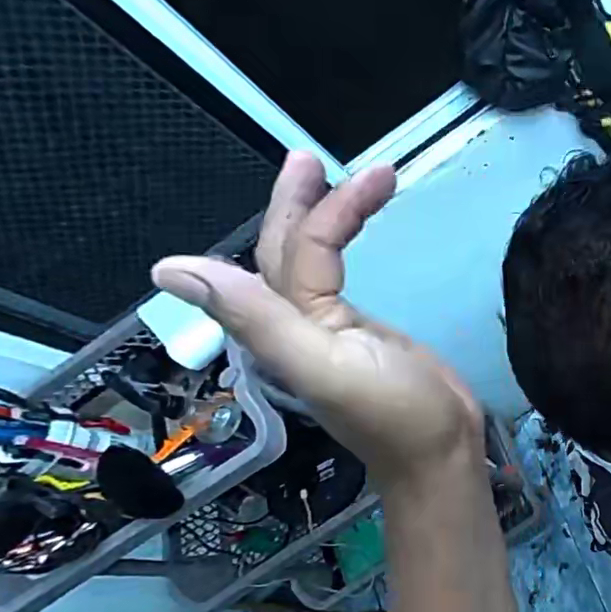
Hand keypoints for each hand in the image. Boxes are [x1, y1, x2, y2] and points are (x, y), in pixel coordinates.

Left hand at [151, 152, 482, 490]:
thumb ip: (258, 319)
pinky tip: (347, 240)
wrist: (441, 454)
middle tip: (314, 157)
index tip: (380, 175)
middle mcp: (297, 323)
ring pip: (313, 260)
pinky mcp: (361, 337)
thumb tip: (170, 268)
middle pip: (290, 248)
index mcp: (286, 325)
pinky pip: (336, 280)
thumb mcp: (325, 367)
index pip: (298, 249)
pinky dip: (343, 248)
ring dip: (323, 218)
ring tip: (339, 184)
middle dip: (304, 199)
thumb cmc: (396, 415)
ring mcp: (329, 330)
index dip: (329, 207)